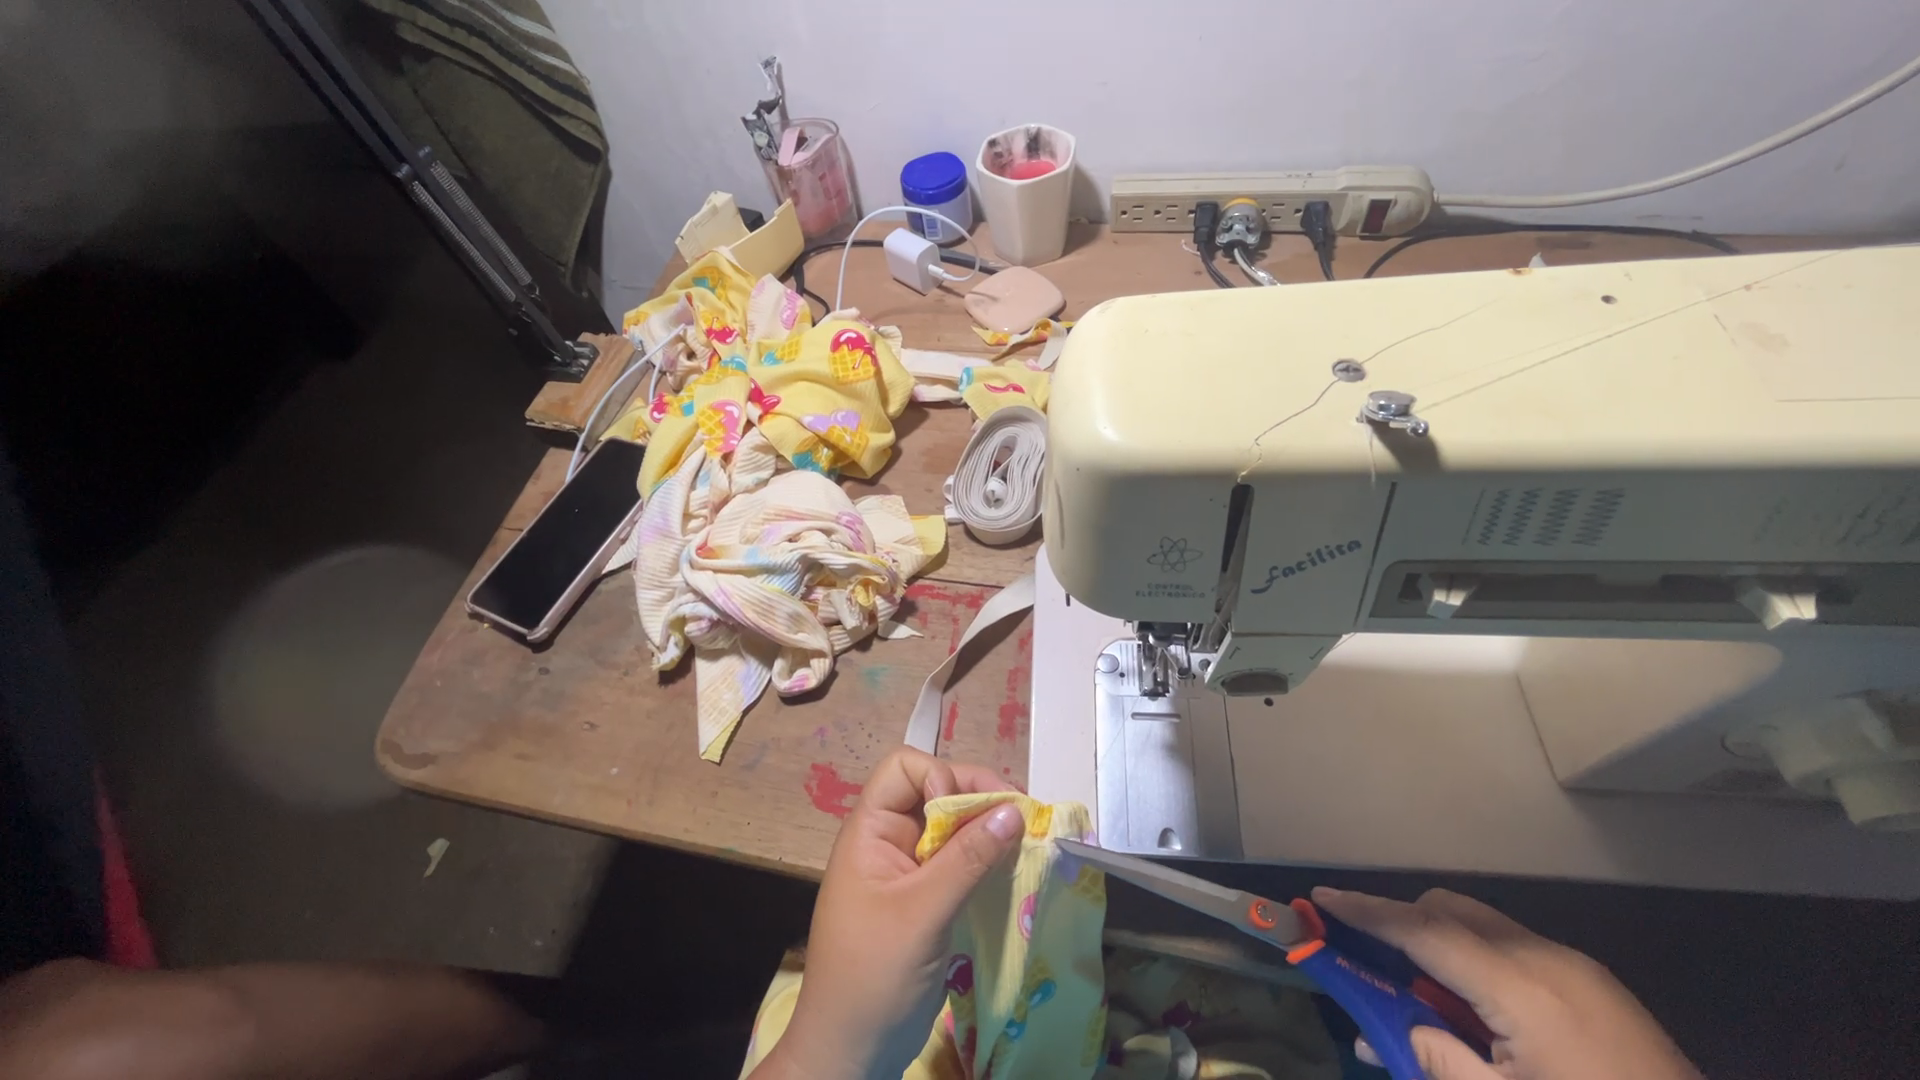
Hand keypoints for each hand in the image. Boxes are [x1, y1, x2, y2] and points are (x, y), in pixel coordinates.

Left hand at [761, 749, 1025, 1079]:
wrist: (851, 1051)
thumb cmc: (873, 975)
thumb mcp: (922, 914)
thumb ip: (968, 859)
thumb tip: (1015, 811)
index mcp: (870, 830)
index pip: (906, 768)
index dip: (940, 778)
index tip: (970, 815)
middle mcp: (890, 839)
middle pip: (936, 790)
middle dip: (977, 797)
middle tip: (1022, 820)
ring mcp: (909, 868)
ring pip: (953, 825)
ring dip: (988, 827)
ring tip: (1025, 841)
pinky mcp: (928, 896)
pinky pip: (961, 859)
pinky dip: (987, 857)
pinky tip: (1013, 868)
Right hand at [1312, 887, 1701, 1079]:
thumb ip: (1437, 1060)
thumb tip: (1385, 1031)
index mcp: (1522, 988)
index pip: (1424, 931)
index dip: (1367, 913)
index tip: (1321, 900)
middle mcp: (1546, 958)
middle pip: (1450, 909)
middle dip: (1401, 922)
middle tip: (1369, 960)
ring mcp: (1577, 967)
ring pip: (1482, 926)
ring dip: (1439, 944)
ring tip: (1423, 999)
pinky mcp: (1595, 984)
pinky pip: (1514, 951)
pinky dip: (1476, 964)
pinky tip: (1477, 1015)